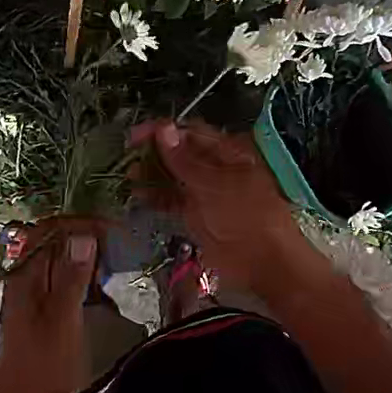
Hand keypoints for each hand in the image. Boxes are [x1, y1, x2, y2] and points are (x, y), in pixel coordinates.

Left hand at [0, 217, 100, 392]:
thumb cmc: (42, 371)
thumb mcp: (62, 322)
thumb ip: (71, 278)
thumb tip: (83, 234)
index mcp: (25, 278)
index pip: (48, 231)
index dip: (78, 225)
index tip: (111, 231)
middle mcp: (26, 283)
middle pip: (54, 245)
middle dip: (86, 240)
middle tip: (118, 248)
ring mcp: (34, 301)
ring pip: (61, 267)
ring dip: (87, 262)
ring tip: (115, 269)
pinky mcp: (45, 319)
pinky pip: (66, 288)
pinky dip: (85, 284)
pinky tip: (103, 295)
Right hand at [129, 120, 314, 296]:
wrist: (263, 262)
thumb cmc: (245, 215)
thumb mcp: (213, 184)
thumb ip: (184, 159)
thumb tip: (163, 129)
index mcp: (227, 153)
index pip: (191, 133)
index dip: (163, 131)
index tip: (136, 136)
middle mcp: (214, 170)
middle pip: (180, 154)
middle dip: (154, 153)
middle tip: (128, 156)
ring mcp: (204, 194)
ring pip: (173, 178)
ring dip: (152, 175)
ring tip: (129, 177)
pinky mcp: (195, 217)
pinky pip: (172, 201)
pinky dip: (156, 197)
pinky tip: (138, 196)